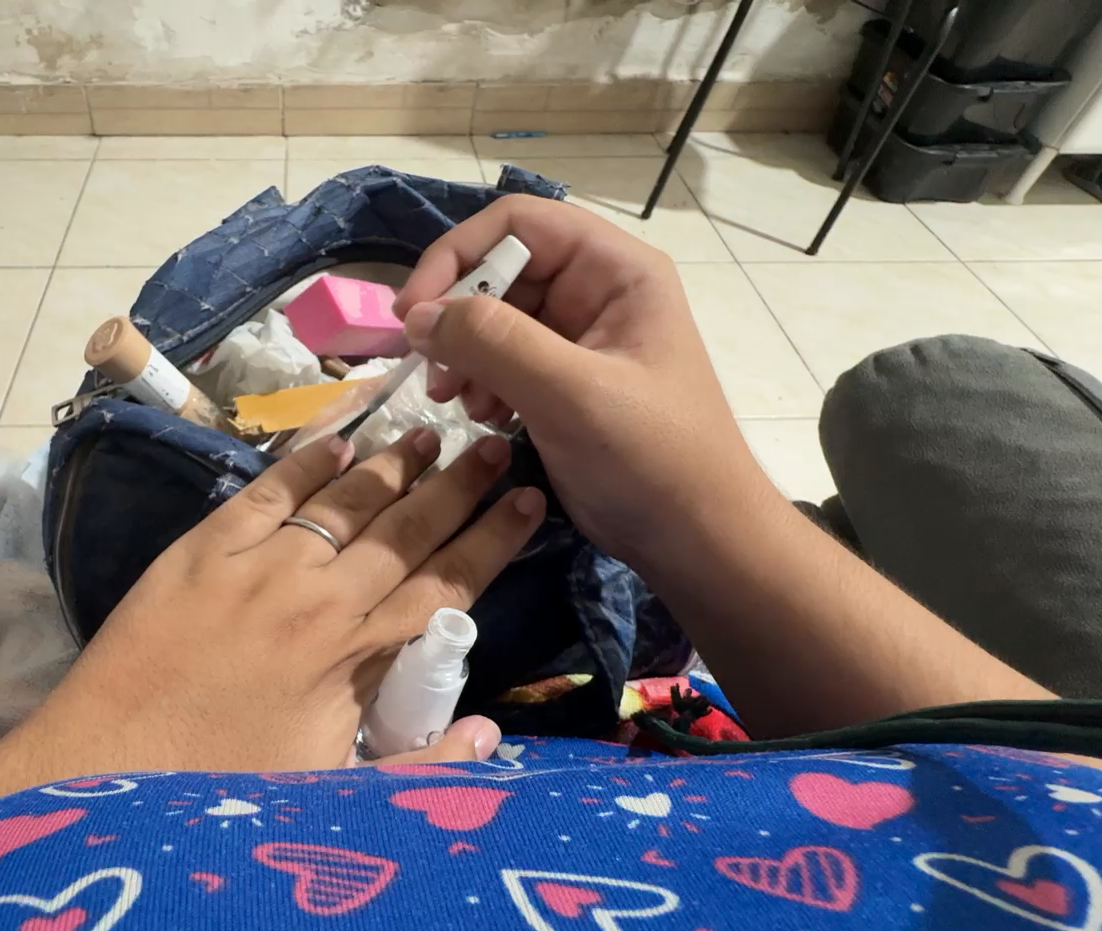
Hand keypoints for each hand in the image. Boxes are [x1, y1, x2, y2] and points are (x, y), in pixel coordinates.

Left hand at [9, 429, 544, 774]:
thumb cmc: (222, 788)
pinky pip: (265, 491)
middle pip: (406, 530)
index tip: (531, 499)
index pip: (446, 584)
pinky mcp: (202, 548)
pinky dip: (304, 461)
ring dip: (392, 466)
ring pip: (345, 502)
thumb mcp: (330, 794)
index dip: (494, 539)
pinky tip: (338, 438)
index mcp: (355, 657)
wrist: (106, 765)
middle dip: (460, 486)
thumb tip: (492, 734)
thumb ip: (416, 766)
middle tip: (499, 444)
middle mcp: (318, 597)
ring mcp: (258, 565)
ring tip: (430, 433)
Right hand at [392, 195, 787, 571]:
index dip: (455, 257)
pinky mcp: (561, 384)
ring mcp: (577, 341)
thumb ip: (492, 343)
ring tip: (455, 403)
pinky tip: (484, 419)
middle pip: (500, 274)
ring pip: (494, 322)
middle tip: (432, 376)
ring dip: (463, 358)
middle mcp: (594, 293)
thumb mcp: (569, 392)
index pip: (517, 224)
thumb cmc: (647, 457)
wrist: (690, 535)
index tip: (411, 314)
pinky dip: (480, 385)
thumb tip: (416, 316)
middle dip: (457, 320)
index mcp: (613, 270)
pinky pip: (503, 364)